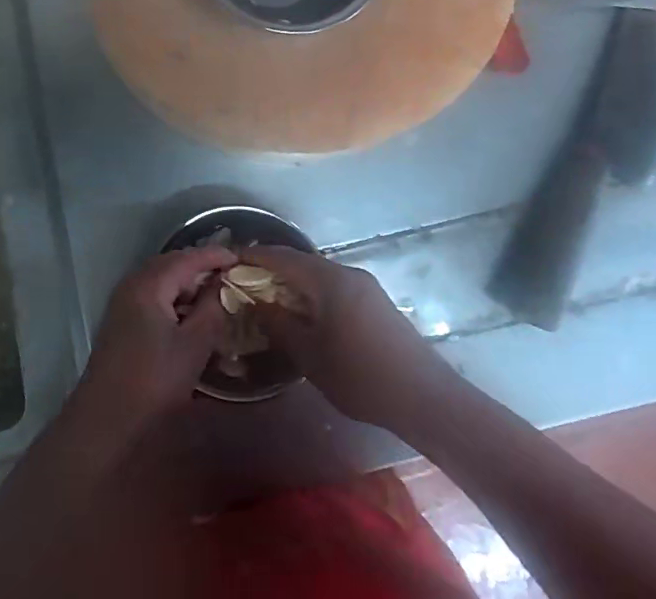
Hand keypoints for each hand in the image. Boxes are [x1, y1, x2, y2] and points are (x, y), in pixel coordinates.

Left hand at [75, 247, 236, 433]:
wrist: (106, 416)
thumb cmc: (153, 381)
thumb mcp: (193, 346)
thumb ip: (211, 309)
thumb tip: (222, 285)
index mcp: (148, 285)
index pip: (186, 258)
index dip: (214, 256)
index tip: (240, 258)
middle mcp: (132, 285)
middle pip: (170, 264)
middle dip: (200, 266)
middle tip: (230, 275)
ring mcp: (123, 302)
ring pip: (160, 280)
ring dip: (187, 283)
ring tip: (216, 294)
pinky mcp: (121, 320)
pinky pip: (152, 296)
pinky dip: (174, 298)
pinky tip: (191, 315)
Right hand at [245, 245, 453, 429]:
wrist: (427, 399)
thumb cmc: (361, 375)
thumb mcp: (309, 354)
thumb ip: (278, 324)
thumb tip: (256, 303)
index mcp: (328, 280)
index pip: (282, 257)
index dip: (253, 256)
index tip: (228, 260)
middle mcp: (348, 274)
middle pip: (301, 262)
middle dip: (270, 268)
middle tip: (243, 280)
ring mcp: (366, 288)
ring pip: (319, 275)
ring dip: (292, 282)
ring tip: (268, 297)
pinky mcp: (376, 303)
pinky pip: (334, 287)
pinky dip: (312, 292)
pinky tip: (303, 312)